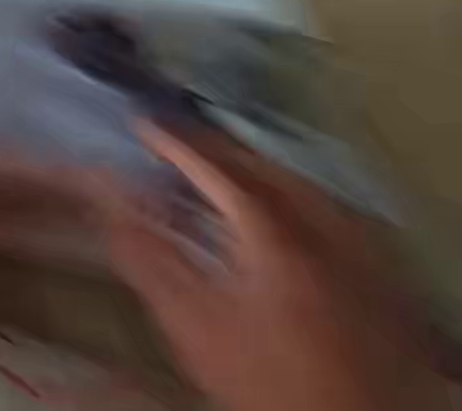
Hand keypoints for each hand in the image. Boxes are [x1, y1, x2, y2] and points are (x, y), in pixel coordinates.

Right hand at [101, 122, 448, 410]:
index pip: (223, 175)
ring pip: (320, 196)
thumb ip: (142, 247)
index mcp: (279, 244)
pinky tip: (287, 204)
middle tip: (177, 132)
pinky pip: (350, 224)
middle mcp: (333, 245)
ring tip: (226, 158)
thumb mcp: (184, 313)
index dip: (178, 144)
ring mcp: (370, 270)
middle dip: (223, 148)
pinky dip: (307, 198)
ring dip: (267, 168)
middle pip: (278, 177)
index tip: (140, 123)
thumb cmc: (255, 372)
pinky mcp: (389, 294)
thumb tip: (105, 190)